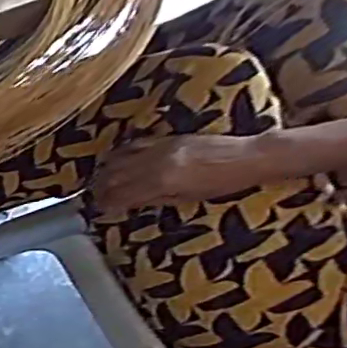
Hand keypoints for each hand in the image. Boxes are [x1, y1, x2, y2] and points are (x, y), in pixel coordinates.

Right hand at [90, 133, 278, 211]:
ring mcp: (159, 148)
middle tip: (95, 197)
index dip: (105, 203)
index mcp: (159, 182)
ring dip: (105, 172)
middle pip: (112, 177)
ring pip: (117, 160)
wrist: (250, 157)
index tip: (100, 209)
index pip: (119, 195)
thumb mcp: (186, 198)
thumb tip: (127, 202)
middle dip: (100, 189)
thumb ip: (153, 199)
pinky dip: (119, 154)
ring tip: (101, 181)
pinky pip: (133, 145)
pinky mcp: (166, 139)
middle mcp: (154, 164)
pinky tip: (115, 161)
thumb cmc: (222, 184)